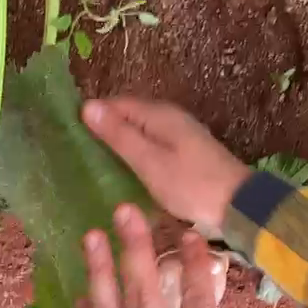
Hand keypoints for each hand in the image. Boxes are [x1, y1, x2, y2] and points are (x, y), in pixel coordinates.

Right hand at [82, 98, 250, 237]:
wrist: (238, 205)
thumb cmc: (191, 184)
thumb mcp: (149, 161)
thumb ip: (119, 135)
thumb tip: (87, 106)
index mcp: (158, 114)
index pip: (115, 103)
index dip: (92, 115)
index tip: (68, 134)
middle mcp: (168, 116)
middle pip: (127, 114)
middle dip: (104, 128)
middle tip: (76, 152)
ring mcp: (178, 133)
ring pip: (139, 130)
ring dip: (118, 142)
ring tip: (93, 163)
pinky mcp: (184, 151)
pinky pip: (150, 144)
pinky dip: (135, 153)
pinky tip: (123, 171)